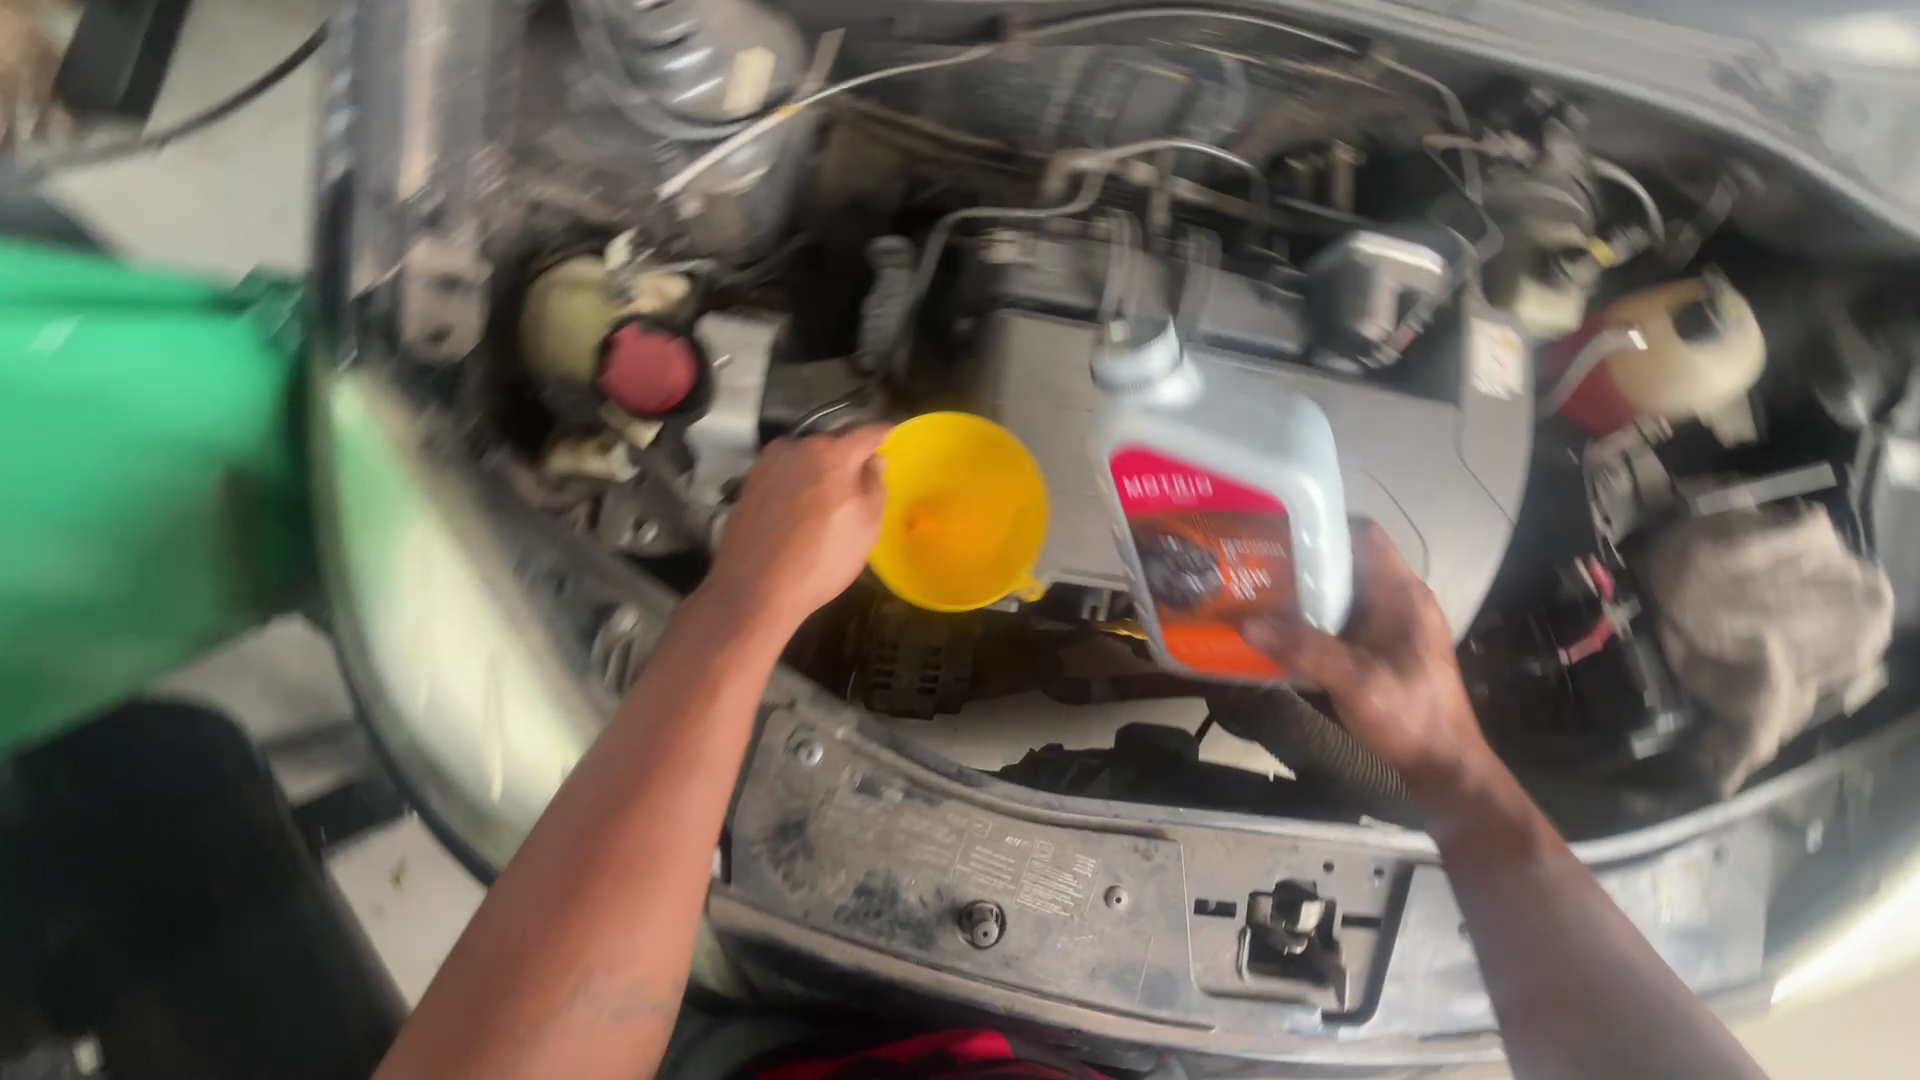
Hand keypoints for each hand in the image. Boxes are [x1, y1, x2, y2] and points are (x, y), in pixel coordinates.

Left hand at [702, 425, 890, 630]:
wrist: (756, 588)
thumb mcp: (867, 525)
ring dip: (818, 472)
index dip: (882, 434)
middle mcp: (797, 447)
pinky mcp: (748, 483)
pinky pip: (783, 475)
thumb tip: (873, 459)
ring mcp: (767, 464)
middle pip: (832, 444)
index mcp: (832, 452)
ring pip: (805, 459)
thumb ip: (875, 484)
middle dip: (847, 458)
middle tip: (858, 483)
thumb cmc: (823, 558)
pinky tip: (798, 513)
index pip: (866, 432)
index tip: (890, 435)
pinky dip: (796, 485)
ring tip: (826, 502)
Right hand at [1242, 521, 1493, 798]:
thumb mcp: (1355, 680)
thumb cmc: (1410, 715)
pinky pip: (1338, 619)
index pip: (1364, 536)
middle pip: (1345, 562)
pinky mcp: (1377, 649)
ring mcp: (1388, 626)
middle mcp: (1396, 601)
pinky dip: (1309, 619)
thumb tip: (1247, 623)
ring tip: (1255, 590)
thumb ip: (1304, 649)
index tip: (1276, 528)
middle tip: (1253, 561)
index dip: (1323, 524)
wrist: (1443, 766)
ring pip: (1339, 592)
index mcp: (1402, 595)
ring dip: (1301, 592)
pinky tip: (1277, 630)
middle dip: (1301, 559)